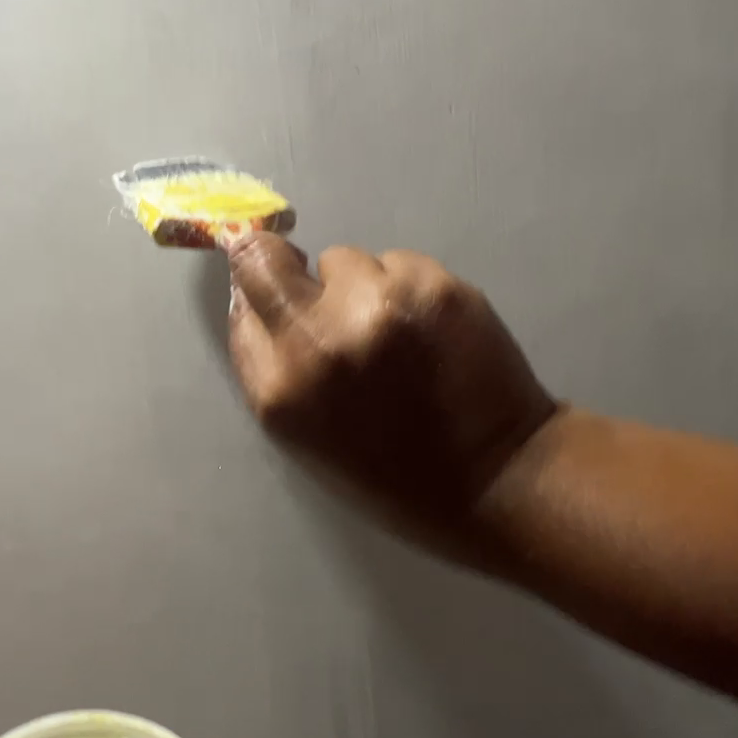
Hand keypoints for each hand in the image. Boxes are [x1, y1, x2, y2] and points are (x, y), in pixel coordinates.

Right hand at [226, 233, 560, 553]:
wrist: (496, 480)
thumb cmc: (386, 471)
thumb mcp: (299, 433)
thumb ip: (265, 363)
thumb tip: (249, 295)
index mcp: (279, 388)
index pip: (240, 296)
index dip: (255, 284)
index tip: (276, 288)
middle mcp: (319, 339)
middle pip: (267, 257)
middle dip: (284, 264)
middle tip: (325, 296)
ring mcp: (379, 305)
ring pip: (343, 259)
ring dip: (358, 285)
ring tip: (393, 332)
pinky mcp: (434, 287)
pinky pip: (397, 262)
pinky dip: (405, 287)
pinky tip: (429, 329)